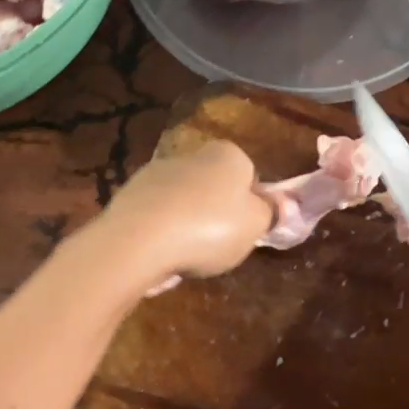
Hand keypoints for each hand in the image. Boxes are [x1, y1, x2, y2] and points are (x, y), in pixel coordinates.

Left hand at [94, 140, 276, 283]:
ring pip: (182, 199)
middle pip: (213, 185)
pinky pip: (155, 215)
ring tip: (186, 254)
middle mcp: (191, 154)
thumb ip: (270, 212)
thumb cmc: (209, 228)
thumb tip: (281, 203)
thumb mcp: (255, 225)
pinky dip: (159, 231)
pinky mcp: (128, 195)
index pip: (247, 173)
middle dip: (215, 211)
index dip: (249, 202)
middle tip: (219, 244)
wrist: (139, 240)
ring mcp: (155, 172)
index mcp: (227, 154)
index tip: (245, 228)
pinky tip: (160, 253)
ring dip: (185, 221)